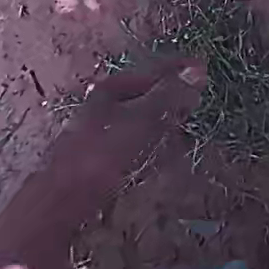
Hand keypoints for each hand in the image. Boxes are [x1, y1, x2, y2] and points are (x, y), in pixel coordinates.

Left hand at [42, 57, 204, 192]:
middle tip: (197, 97)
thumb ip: (169, 95)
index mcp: (112, 89)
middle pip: (145, 93)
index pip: (152, 70)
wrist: (65, 199)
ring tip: (185, 124)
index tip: (203, 69)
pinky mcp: (100, 158)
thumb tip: (196, 71)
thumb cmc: (103, 152)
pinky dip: (153, 140)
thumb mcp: (142, 119)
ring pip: (140, 117)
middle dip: (172, 94)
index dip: (179, 69)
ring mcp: (100, 132)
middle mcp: (103, 105)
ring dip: (164, 119)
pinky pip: (135, 140)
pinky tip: (162, 152)